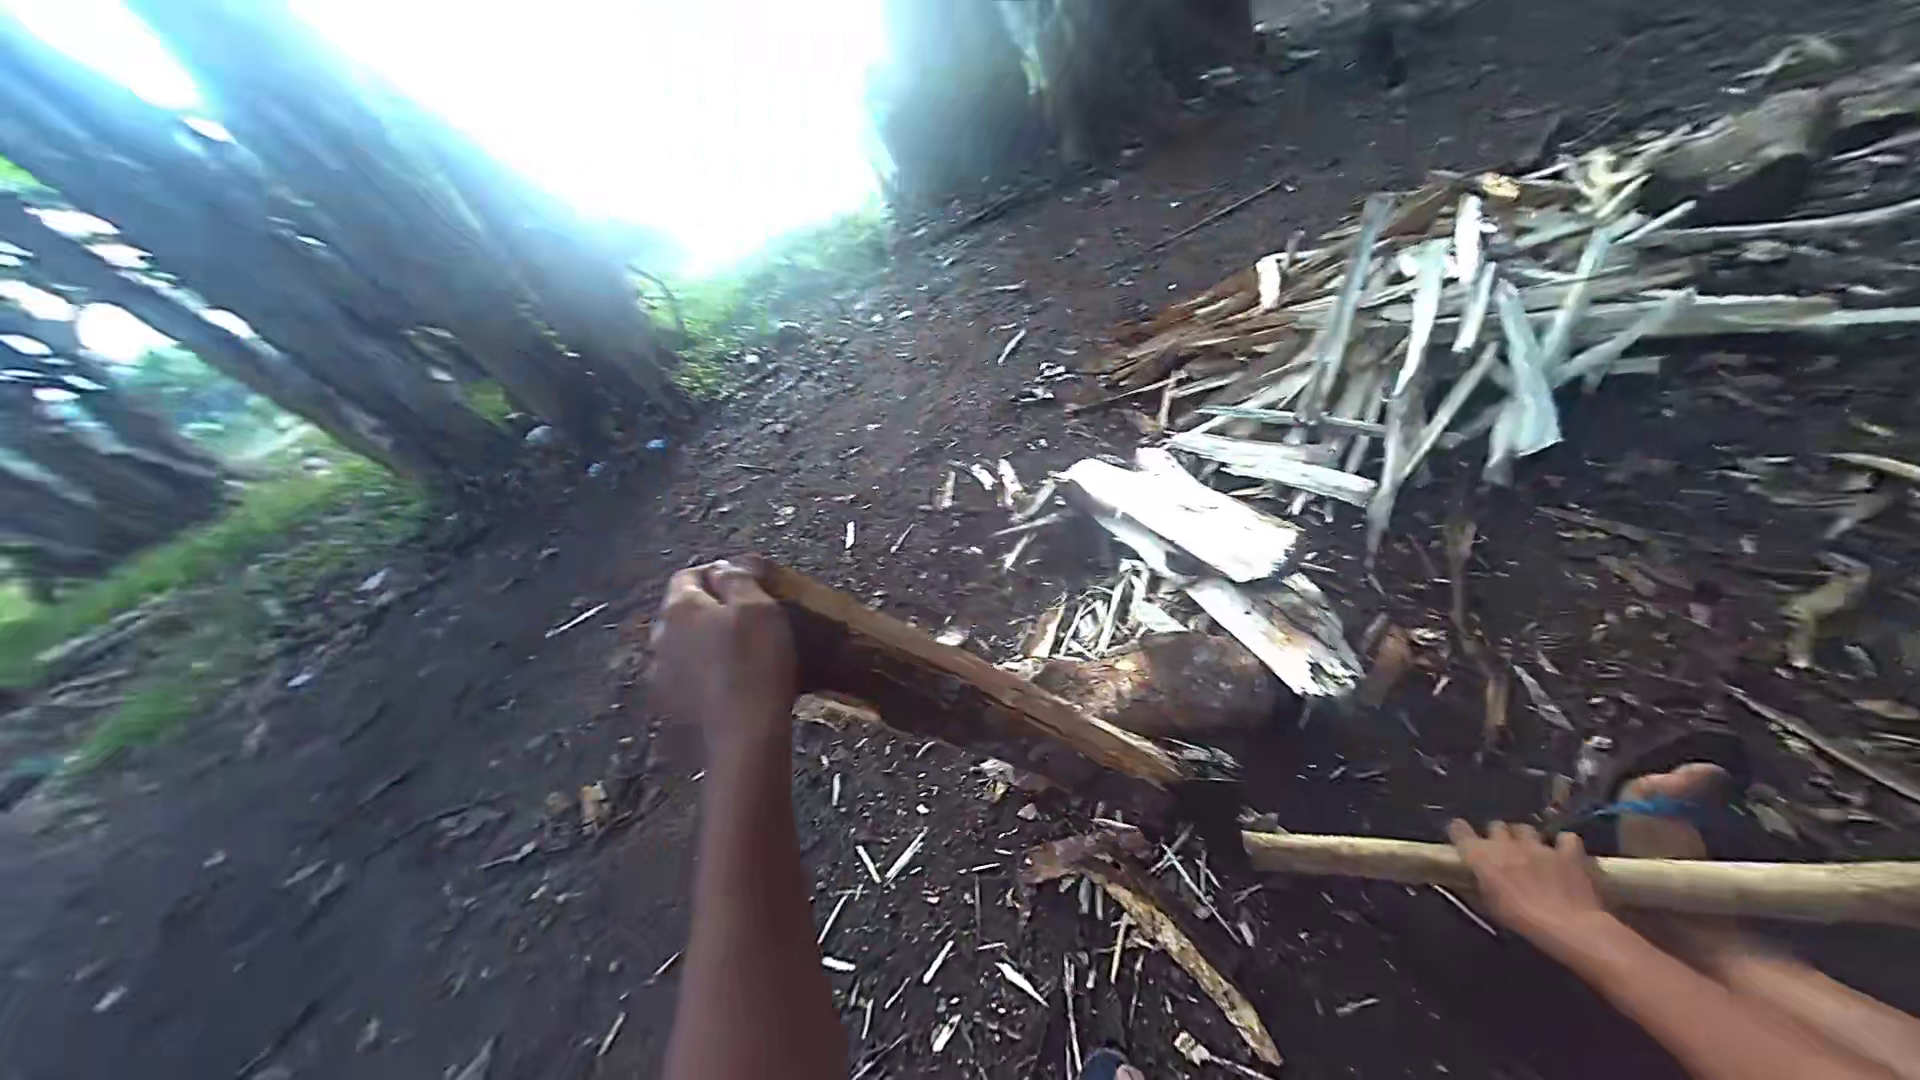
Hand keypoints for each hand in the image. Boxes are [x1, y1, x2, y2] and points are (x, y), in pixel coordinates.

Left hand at [649, 560, 798, 749]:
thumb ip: (737, 578)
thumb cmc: (756, 660)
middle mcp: (660, 636)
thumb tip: (724, 565)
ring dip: (703, 638)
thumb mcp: (758, 607)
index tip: (745, 581)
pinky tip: (726, 675)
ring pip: (682, 641)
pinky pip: (685, 670)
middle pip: (681, 608)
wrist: (746, 730)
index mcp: (679, 608)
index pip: (688, 575)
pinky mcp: (671, 701)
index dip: (717, 573)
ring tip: (736, 646)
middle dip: (708, 605)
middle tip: (744, 613)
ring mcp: (660, 671)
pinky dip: (701, 666)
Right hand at [1448, 820, 1610, 949]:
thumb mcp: (1489, 906)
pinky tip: (1565, 852)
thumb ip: (1481, 884)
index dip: (1460, 832)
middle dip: (1498, 836)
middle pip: (1496, 826)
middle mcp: (1505, 843)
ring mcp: (1538, 846)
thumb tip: (1478, 879)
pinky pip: (1566, 838)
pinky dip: (1565, 844)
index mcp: (1480, 854)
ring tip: (1533, 851)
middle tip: (1504, 852)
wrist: (1571, 928)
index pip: (1458, 828)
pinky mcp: (1568, 854)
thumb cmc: (1522, 920)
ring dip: (1526, 838)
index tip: (1464, 840)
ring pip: (1525, 828)